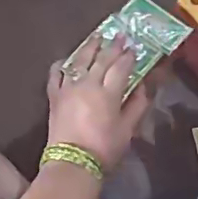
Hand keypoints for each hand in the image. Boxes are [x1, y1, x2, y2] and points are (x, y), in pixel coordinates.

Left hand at [45, 35, 150, 168]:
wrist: (72, 163)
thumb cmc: (104, 149)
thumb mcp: (128, 130)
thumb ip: (137, 105)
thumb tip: (143, 87)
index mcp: (108, 93)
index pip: (121, 67)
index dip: (128, 56)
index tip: (134, 47)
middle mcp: (87, 84)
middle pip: (101, 59)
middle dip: (112, 45)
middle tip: (119, 35)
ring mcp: (68, 88)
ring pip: (78, 60)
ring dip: (89, 47)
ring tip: (96, 37)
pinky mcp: (54, 96)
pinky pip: (56, 74)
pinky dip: (62, 65)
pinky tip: (66, 60)